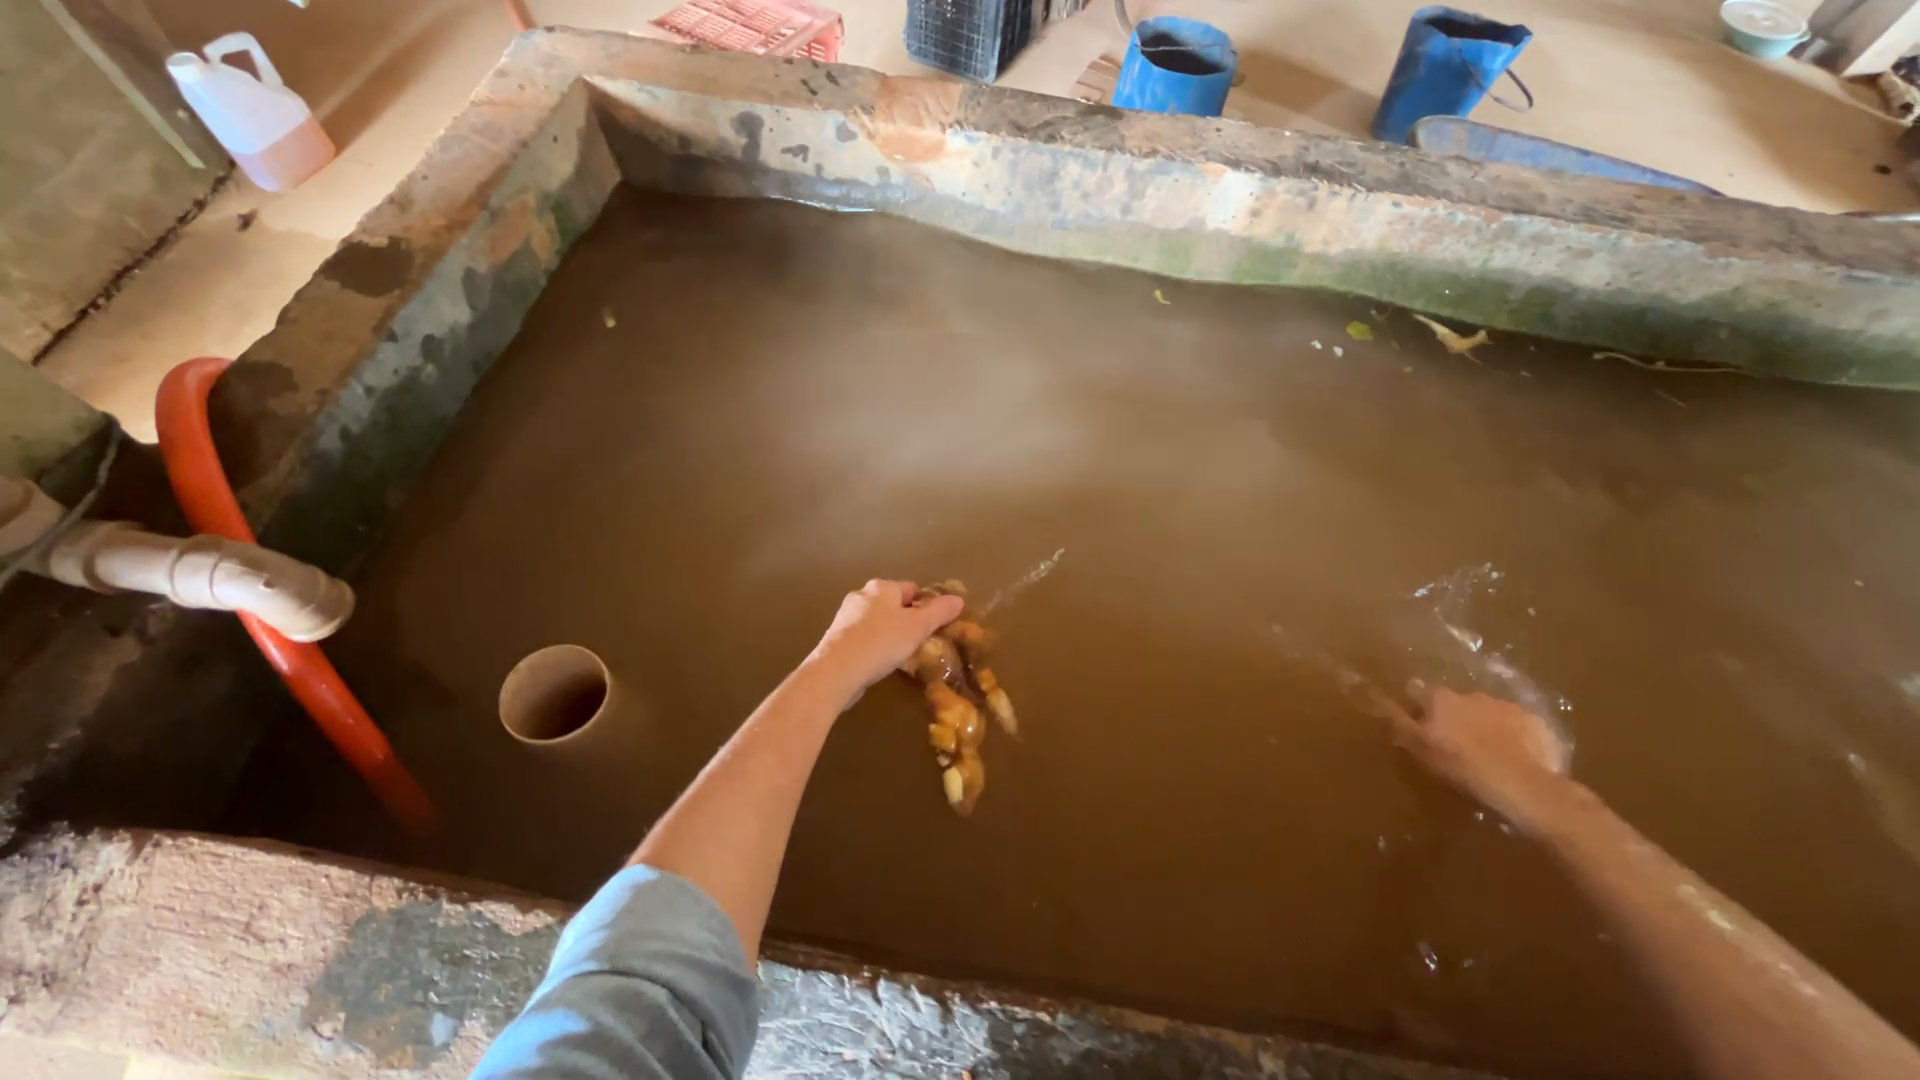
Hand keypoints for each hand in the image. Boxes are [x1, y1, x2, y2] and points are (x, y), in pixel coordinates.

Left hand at [804, 580, 964, 708]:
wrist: (836, 670)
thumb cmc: (881, 642)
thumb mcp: (918, 627)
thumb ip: (939, 612)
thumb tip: (958, 599)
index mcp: (881, 587)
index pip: (912, 589)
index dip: (926, 606)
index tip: (934, 627)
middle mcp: (861, 595)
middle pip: (894, 604)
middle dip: (907, 620)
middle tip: (920, 642)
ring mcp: (846, 616)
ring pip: (878, 621)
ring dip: (890, 633)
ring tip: (901, 654)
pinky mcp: (837, 637)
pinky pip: (864, 636)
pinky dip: (874, 645)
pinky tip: (880, 662)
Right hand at [1384, 686, 1574, 833]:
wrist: (1524, 786)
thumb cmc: (1463, 768)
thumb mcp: (1421, 750)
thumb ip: (1400, 724)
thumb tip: (1378, 699)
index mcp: (1441, 699)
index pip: (1420, 694)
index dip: (1418, 711)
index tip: (1419, 729)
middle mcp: (1473, 694)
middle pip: (1456, 703)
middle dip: (1454, 718)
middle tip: (1454, 746)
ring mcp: (1508, 707)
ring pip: (1488, 713)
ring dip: (1484, 727)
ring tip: (1488, 755)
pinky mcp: (1537, 723)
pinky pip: (1518, 726)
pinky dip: (1514, 737)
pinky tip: (1514, 759)